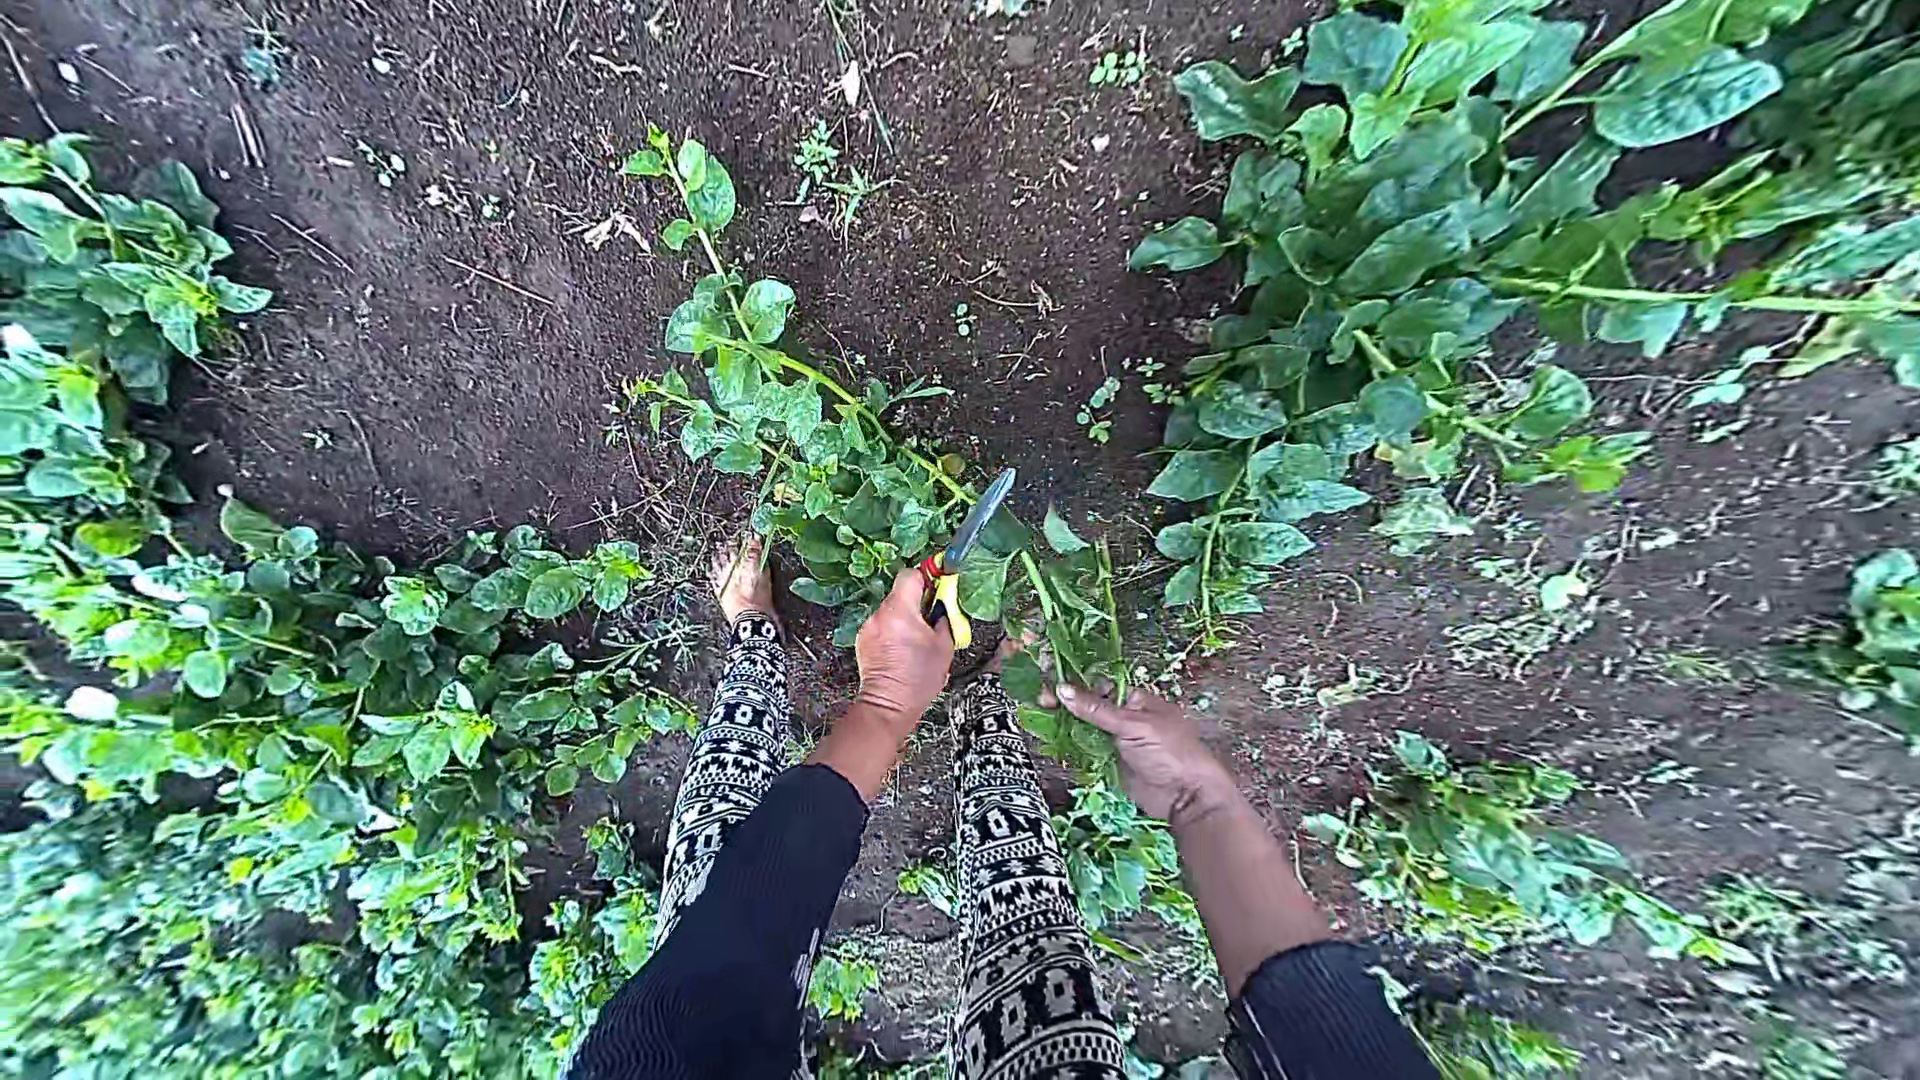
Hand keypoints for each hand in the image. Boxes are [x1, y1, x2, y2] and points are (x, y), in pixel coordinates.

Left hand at [851, 569, 954, 734]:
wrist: (889, 706)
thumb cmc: (919, 678)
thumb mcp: (944, 646)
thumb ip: (944, 618)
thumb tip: (943, 603)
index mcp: (900, 611)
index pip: (910, 575)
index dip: (926, 578)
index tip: (937, 589)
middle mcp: (880, 614)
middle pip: (900, 592)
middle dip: (916, 601)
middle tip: (930, 618)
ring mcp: (868, 626)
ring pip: (891, 609)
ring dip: (904, 616)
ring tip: (915, 639)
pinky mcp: (862, 639)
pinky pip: (881, 624)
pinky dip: (892, 629)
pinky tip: (900, 648)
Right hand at [1056, 684, 1239, 823]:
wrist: (1187, 799)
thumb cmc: (1169, 752)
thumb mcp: (1134, 725)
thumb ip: (1096, 709)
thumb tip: (1062, 689)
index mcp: (1132, 699)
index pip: (1096, 685)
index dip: (1073, 684)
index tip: (1049, 686)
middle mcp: (1121, 716)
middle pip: (1085, 705)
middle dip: (1063, 703)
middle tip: (1039, 702)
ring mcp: (1114, 740)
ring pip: (1081, 727)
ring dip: (1062, 723)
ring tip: (1038, 719)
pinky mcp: (1108, 761)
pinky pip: (1084, 749)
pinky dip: (1068, 745)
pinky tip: (1050, 739)